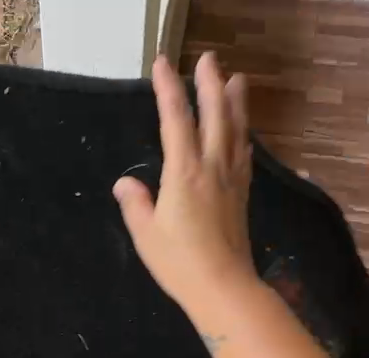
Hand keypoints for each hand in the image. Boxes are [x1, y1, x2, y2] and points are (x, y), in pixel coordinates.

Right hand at [113, 53, 256, 318]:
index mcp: (183, 172)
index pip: (175, 119)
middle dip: (209, 84)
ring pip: (236, 131)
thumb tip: (124, 183)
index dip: (167, 89)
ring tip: (236, 80)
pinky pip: (244, 155)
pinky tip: (243, 133)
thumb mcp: (146, 234)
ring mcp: (231, 180)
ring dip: (235, 103)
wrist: (222, 286)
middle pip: (214, 115)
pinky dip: (243, 135)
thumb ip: (135, 204)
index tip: (162, 65)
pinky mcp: (242, 196)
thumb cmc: (179, 263)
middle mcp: (211, 168)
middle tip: (208, 59)